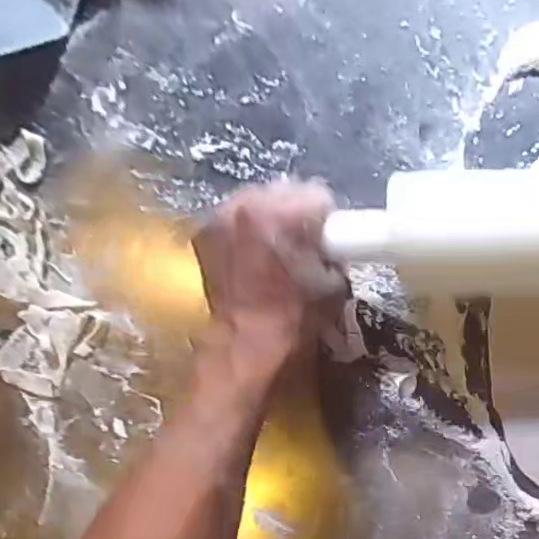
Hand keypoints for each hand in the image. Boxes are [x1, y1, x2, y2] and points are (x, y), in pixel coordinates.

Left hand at [194, 180, 343, 384]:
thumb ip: (334, 256)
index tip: (332, 242)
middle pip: (284, 191)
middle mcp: (246, 203)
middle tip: (307, 246)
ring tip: (280, 252)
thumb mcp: (333, 287)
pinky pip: (235, 219)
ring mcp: (220, 215)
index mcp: (282, 214)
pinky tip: (255, 259)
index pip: (319, 196)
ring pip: (257, 201)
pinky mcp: (204, 232)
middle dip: (298, 215)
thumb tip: (331, 249)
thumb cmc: (294, 320)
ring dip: (272, 221)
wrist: (246, 346)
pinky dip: (248, 232)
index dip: (330, 221)